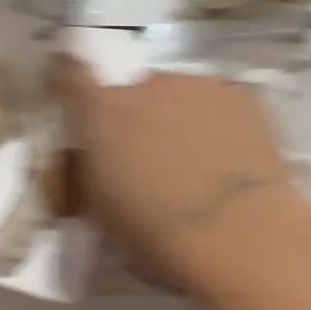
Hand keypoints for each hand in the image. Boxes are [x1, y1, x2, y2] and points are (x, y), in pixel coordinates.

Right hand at [55, 58, 310, 294]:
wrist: (237, 235)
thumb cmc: (154, 232)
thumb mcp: (100, 206)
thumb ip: (92, 165)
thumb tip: (97, 153)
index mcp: (103, 111)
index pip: (71, 74)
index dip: (68, 78)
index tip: (73, 91)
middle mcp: (147, 84)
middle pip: (134, 92)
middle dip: (139, 117)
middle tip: (153, 156)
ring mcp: (198, 84)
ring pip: (180, 95)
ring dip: (180, 116)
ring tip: (200, 159)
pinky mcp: (242, 95)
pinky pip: (219, 102)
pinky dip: (218, 121)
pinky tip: (231, 155)